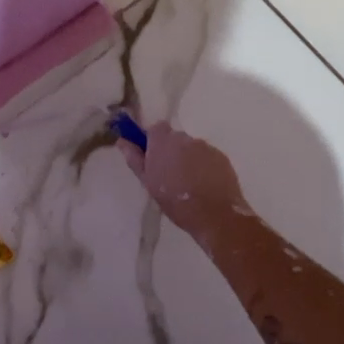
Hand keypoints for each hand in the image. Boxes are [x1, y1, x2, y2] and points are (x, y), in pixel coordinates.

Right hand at [119, 121, 250, 240]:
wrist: (215, 216)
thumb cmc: (175, 201)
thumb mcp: (148, 182)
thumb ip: (135, 159)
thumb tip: (122, 141)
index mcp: (163, 142)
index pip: (155, 128)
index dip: (153, 140)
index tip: (152, 156)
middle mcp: (185, 138)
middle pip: (174, 138)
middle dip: (171, 151)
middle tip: (169, 174)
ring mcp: (205, 147)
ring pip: (191, 148)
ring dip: (188, 158)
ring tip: (189, 183)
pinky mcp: (221, 157)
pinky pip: (207, 156)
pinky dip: (204, 166)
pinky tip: (204, 185)